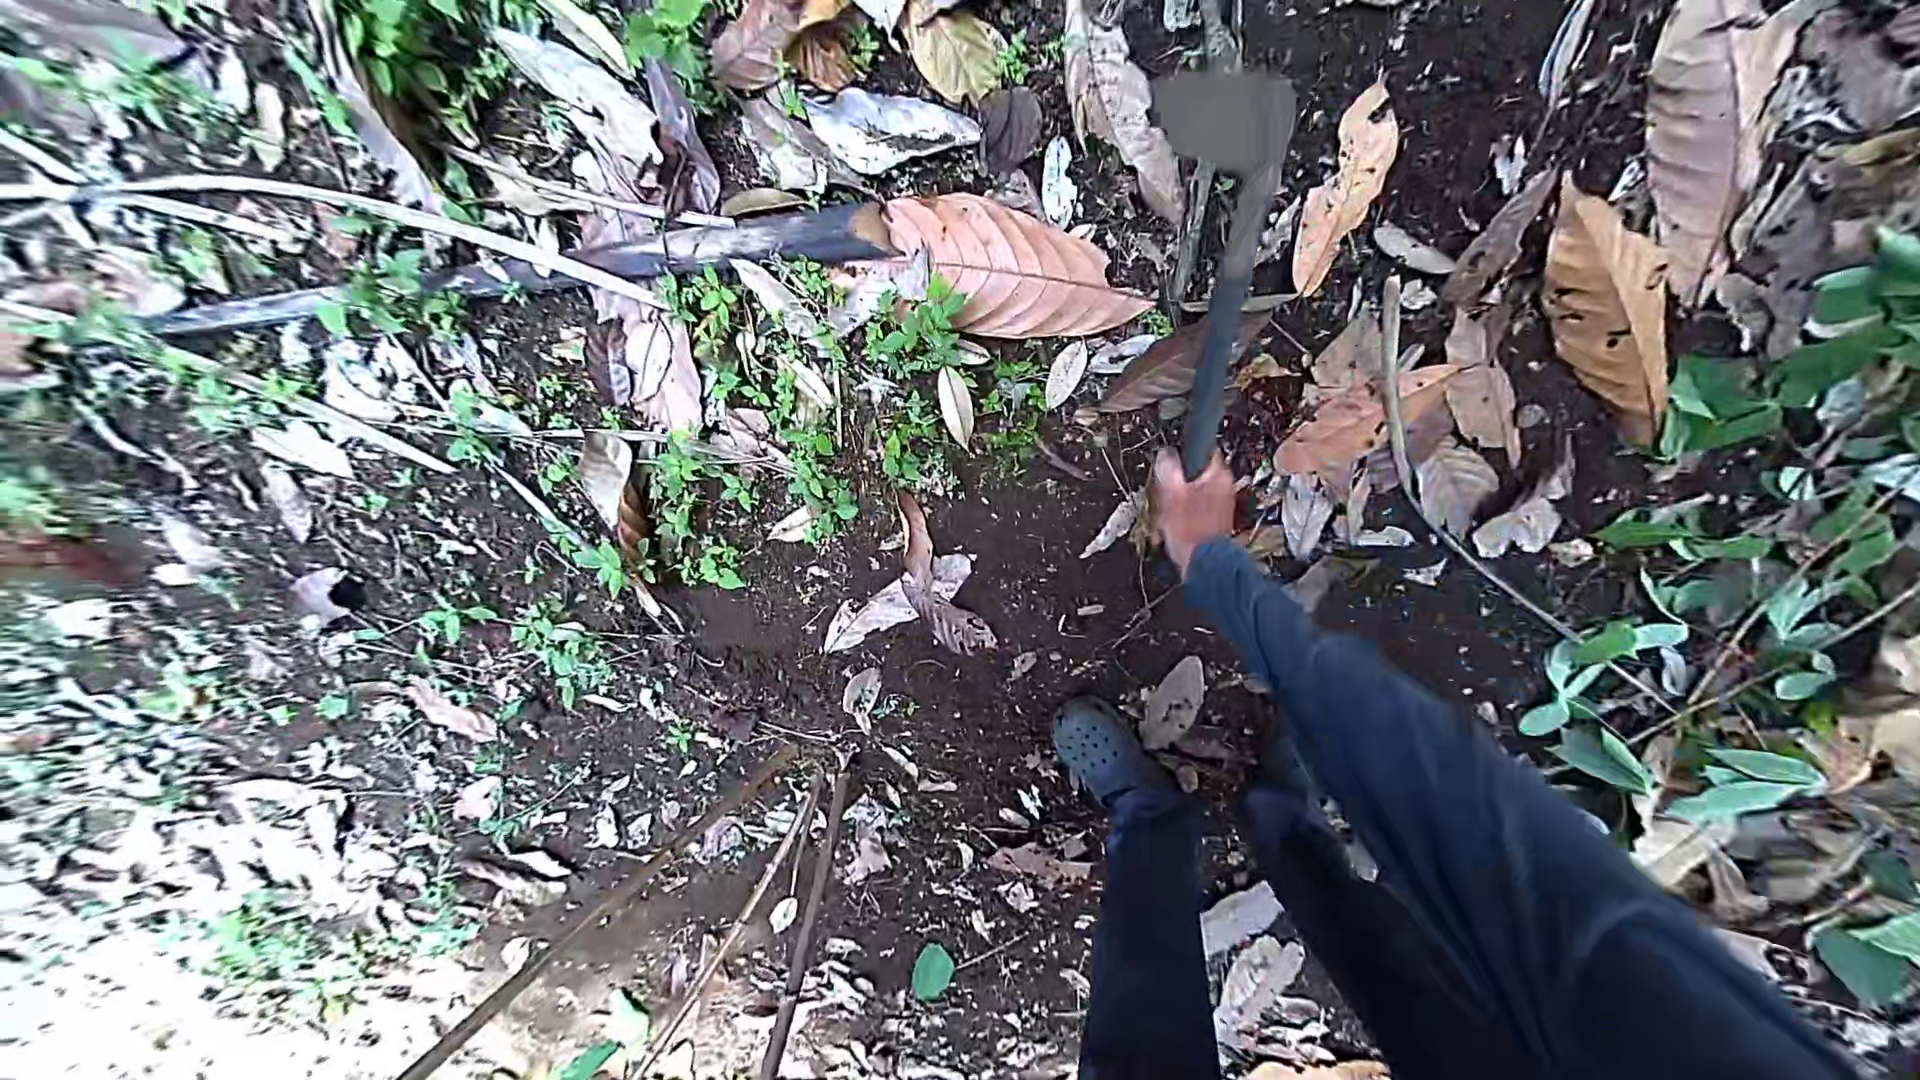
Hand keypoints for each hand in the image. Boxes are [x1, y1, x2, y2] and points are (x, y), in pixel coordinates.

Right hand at [1150, 449, 1235, 576]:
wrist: (1202, 564)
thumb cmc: (1193, 534)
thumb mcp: (1172, 495)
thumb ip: (1168, 469)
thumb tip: (1165, 453)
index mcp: (1218, 476)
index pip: (1200, 450)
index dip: (1180, 458)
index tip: (1169, 468)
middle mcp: (1222, 487)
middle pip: (1189, 476)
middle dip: (1172, 488)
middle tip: (1165, 501)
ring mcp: (1217, 504)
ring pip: (1186, 493)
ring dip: (1171, 505)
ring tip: (1166, 518)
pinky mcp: (1210, 519)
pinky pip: (1189, 509)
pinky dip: (1178, 516)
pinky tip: (1171, 527)